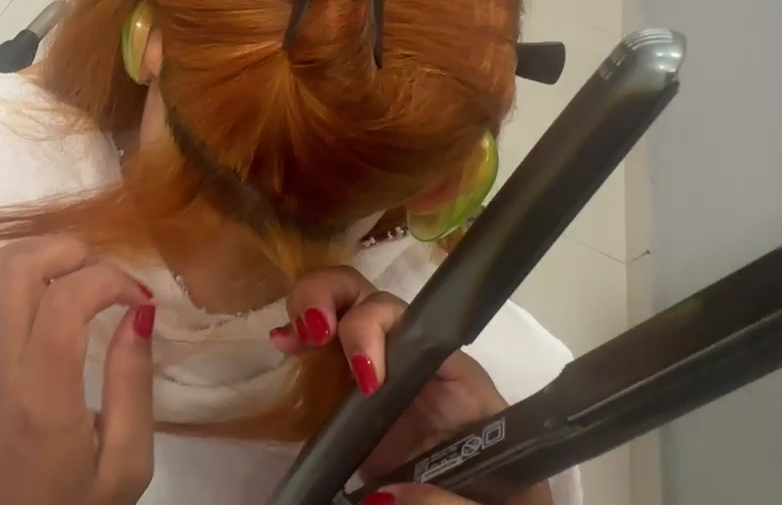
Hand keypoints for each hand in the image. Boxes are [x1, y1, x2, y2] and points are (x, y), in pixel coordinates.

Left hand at [0, 236, 156, 504]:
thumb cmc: (73, 500)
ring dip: (36, 249)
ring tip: (77, 268)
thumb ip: (132, 385)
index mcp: (42, 395)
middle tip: (107, 272)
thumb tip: (139, 313)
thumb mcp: (125, 463)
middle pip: (18, 268)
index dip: (107, 280)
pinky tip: (44, 279)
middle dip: (69, 250)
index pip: (64, 302)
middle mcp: (1, 362)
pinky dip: (11, 263)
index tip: (139, 297)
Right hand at [270, 267, 550, 504]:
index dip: (377, 331)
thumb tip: (383, 498)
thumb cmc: (500, 501)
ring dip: (311, 303)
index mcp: (455, 376)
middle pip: (370, 298)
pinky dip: (296, 331)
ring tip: (291, 337)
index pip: (413, 323)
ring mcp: (380, 372)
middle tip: (312, 329)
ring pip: (342, 306)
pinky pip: (321, 344)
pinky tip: (280, 342)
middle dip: (333, 296)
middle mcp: (413, 360)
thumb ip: (449, 502)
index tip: (364, 380)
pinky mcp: (351, 395)